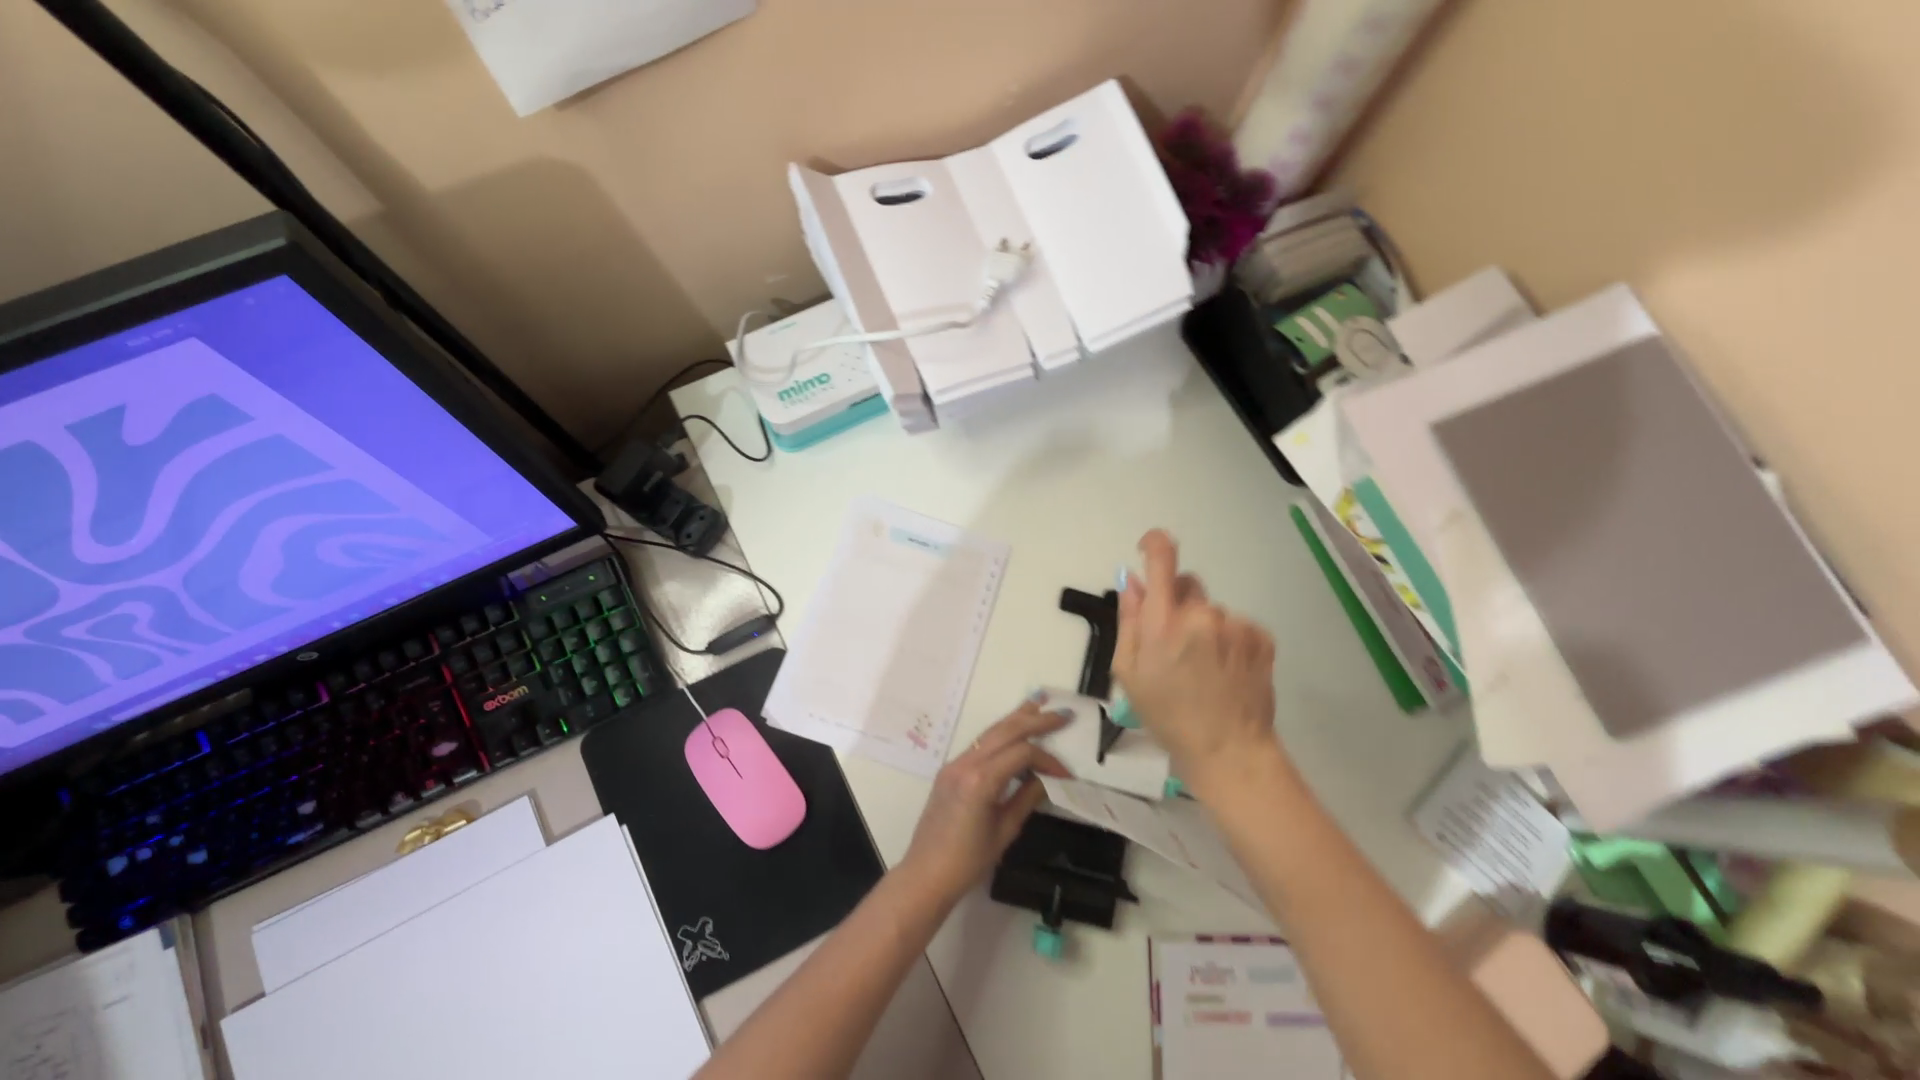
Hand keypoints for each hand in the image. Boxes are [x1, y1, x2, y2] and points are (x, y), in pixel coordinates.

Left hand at [900, 699, 1071, 905]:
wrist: (925, 874)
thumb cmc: (967, 861)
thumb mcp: (1005, 831)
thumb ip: (1026, 799)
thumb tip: (1046, 780)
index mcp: (980, 780)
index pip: (1022, 754)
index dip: (1048, 761)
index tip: (1066, 775)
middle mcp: (965, 764)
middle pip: (1004, 731)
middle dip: (1034, 719)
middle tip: (1061, 713)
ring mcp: (954, 765)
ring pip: (989, 733)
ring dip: (1015, 719)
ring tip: (1038, 704)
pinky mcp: (949, 772)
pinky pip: (978, 746)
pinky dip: (1000, 736)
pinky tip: (1013, 733)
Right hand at [1114, 529, 1281, 798]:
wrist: (1228, 750)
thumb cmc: (1168, 717)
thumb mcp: (1129, 674)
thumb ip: (1129, 622)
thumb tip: (1132, 582)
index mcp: (1164, 621)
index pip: (1162, 558)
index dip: (1154, 544)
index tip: (1149, 549)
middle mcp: (1202, 614)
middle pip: (1187, 587)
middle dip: (1176, 605)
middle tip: (1174, 645)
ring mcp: (1237, 625)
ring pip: (1213, 611)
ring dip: (1205, 628)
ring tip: (1204, 669)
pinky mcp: (1262, 638)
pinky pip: (1238, 626)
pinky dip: (1229, 641)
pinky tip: (1225, 671)